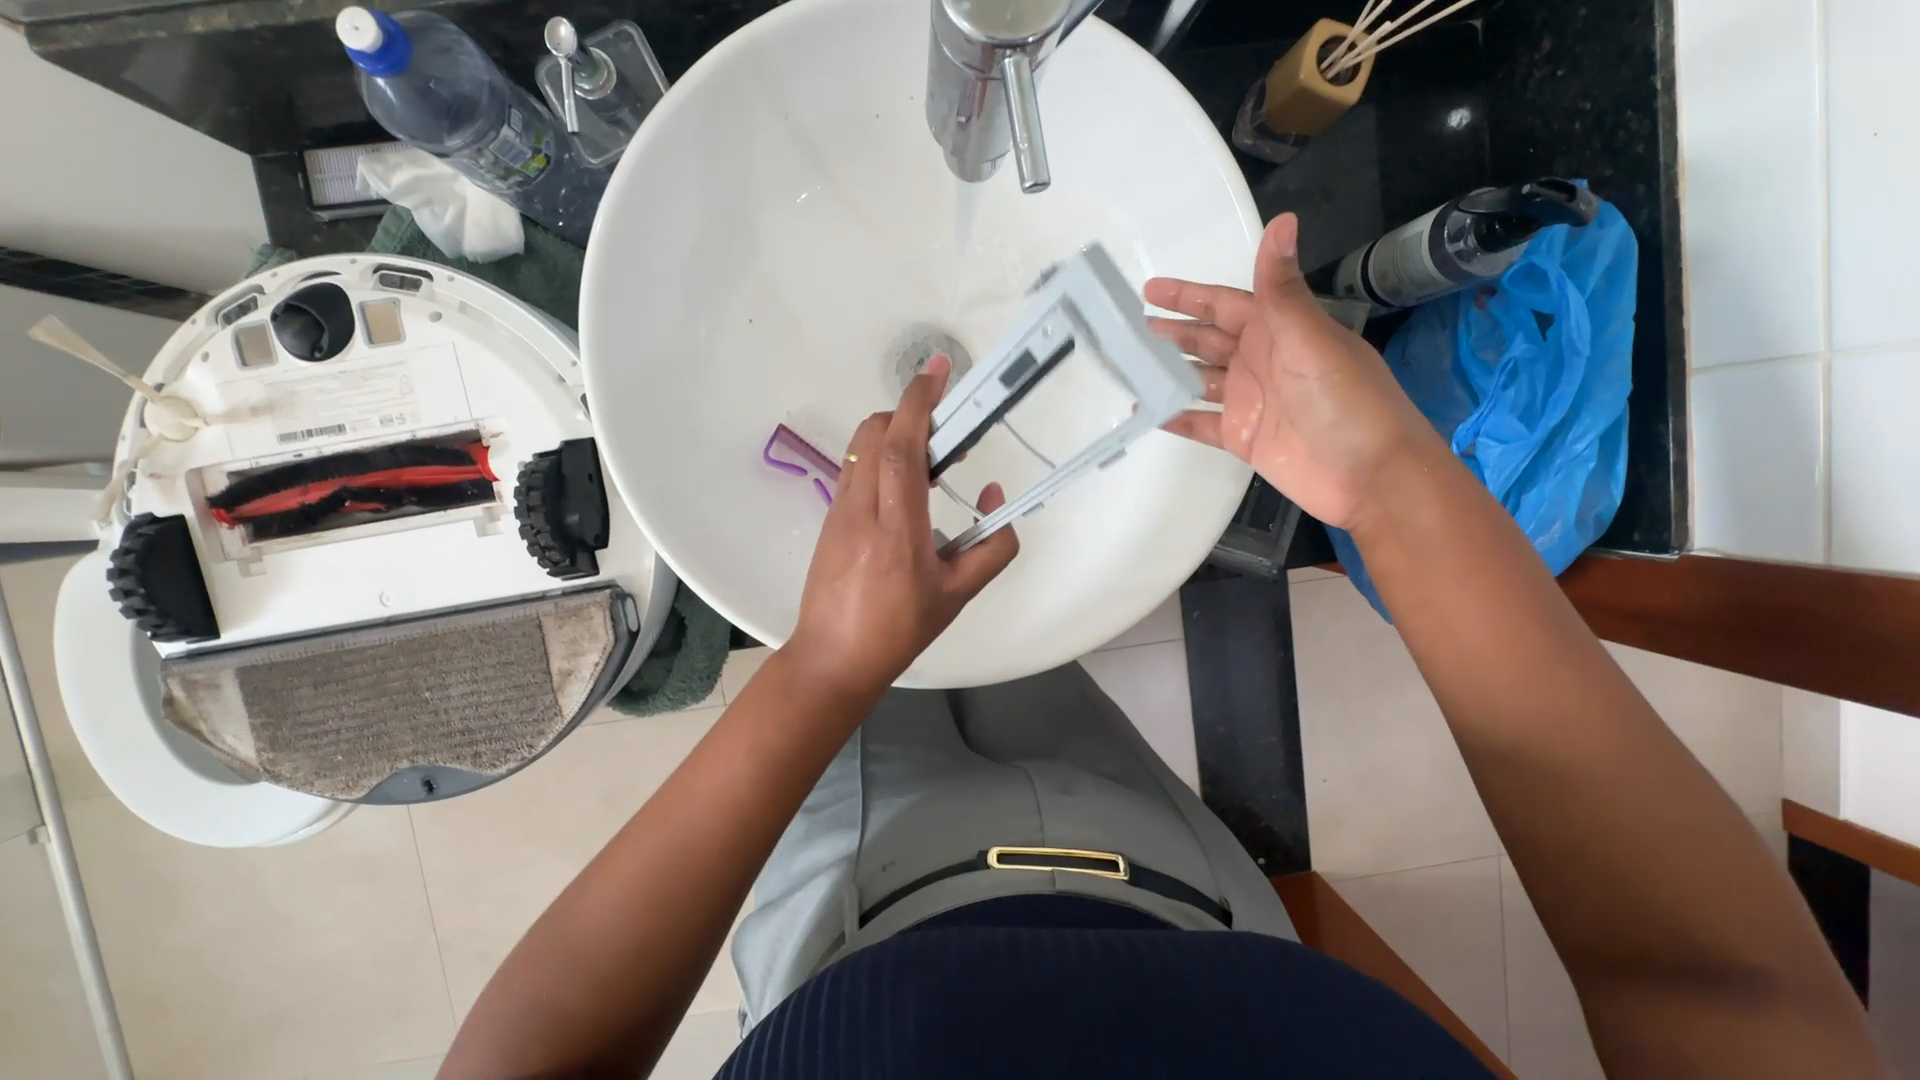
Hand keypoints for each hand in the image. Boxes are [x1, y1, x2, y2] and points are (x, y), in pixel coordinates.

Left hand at [784, 353, 1020, 694]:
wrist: (834, 658)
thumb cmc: (900, 629)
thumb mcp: (959, 595)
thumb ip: (993, 546)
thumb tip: (992, 497)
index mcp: (897, 530)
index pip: (903, 448)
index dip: (920, 403)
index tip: (938, 371)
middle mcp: (861, 510)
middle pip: (876, 432)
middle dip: (910, 413)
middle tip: (949, 434)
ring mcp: (838, 511)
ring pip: (862, 447)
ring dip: (896, 435)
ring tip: (932, 463)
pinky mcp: (828, 518)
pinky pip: (855, 469)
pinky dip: (882, 458)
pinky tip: (905, 490)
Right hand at [1144, 213, 1438, 530]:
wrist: (1371, 474)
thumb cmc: (1347, 401)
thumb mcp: (1311, 338)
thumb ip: (1282, 289)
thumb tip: (1282, 219)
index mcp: (1278, 330)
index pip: (1224, 304)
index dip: (1188, 296)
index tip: (1149, 290)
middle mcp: (1260, 360)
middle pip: (1206, 340)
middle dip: (1171, 332)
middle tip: (1129, 329)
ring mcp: (1250, 401)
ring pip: (1198, 379)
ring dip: (1167, 372)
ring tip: (1128, 366)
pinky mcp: (1243, 438)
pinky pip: (1200, 424)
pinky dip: (1176, 417)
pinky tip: (1147, 413)